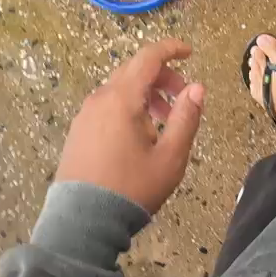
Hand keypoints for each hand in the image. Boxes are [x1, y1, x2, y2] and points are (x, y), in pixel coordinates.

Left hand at [54, 39, 205, 212]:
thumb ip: (186, 118)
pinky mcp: (78, 132)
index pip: (149, 57)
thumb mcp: (169, 157)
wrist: (80, 227)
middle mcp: (100, 98)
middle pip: (135, 70)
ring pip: (120, 88)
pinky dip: (128, 106)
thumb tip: (197, 87)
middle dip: (163, 77)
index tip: (190, 53)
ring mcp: (85, 115)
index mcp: (122, 98)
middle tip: (182, 96)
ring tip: (163, 122)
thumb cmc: (130, 188)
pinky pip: (107, 105)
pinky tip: (139, 134)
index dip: (172, 49)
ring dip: (146, 94)